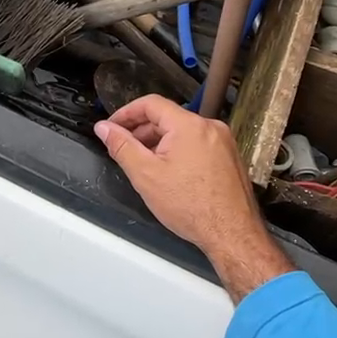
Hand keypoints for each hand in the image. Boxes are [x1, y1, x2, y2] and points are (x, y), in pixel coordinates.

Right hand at [95, 96, 293, 300]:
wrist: (232, 234)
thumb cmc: (194, 207)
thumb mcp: (145, 174)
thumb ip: (121, 146)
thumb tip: (104, 128)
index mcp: (189, 126)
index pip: (151, 104)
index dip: (126, 113)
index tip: (113, 126)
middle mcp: (210, 128)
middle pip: (167, 117)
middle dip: (141, 131)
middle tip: (123, 148)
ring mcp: (223, 142)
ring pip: (181, 132)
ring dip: (158, 142)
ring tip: (144, 165)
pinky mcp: (228, 157)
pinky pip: (196, 144)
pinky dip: (177, 151)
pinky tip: (168, 173)